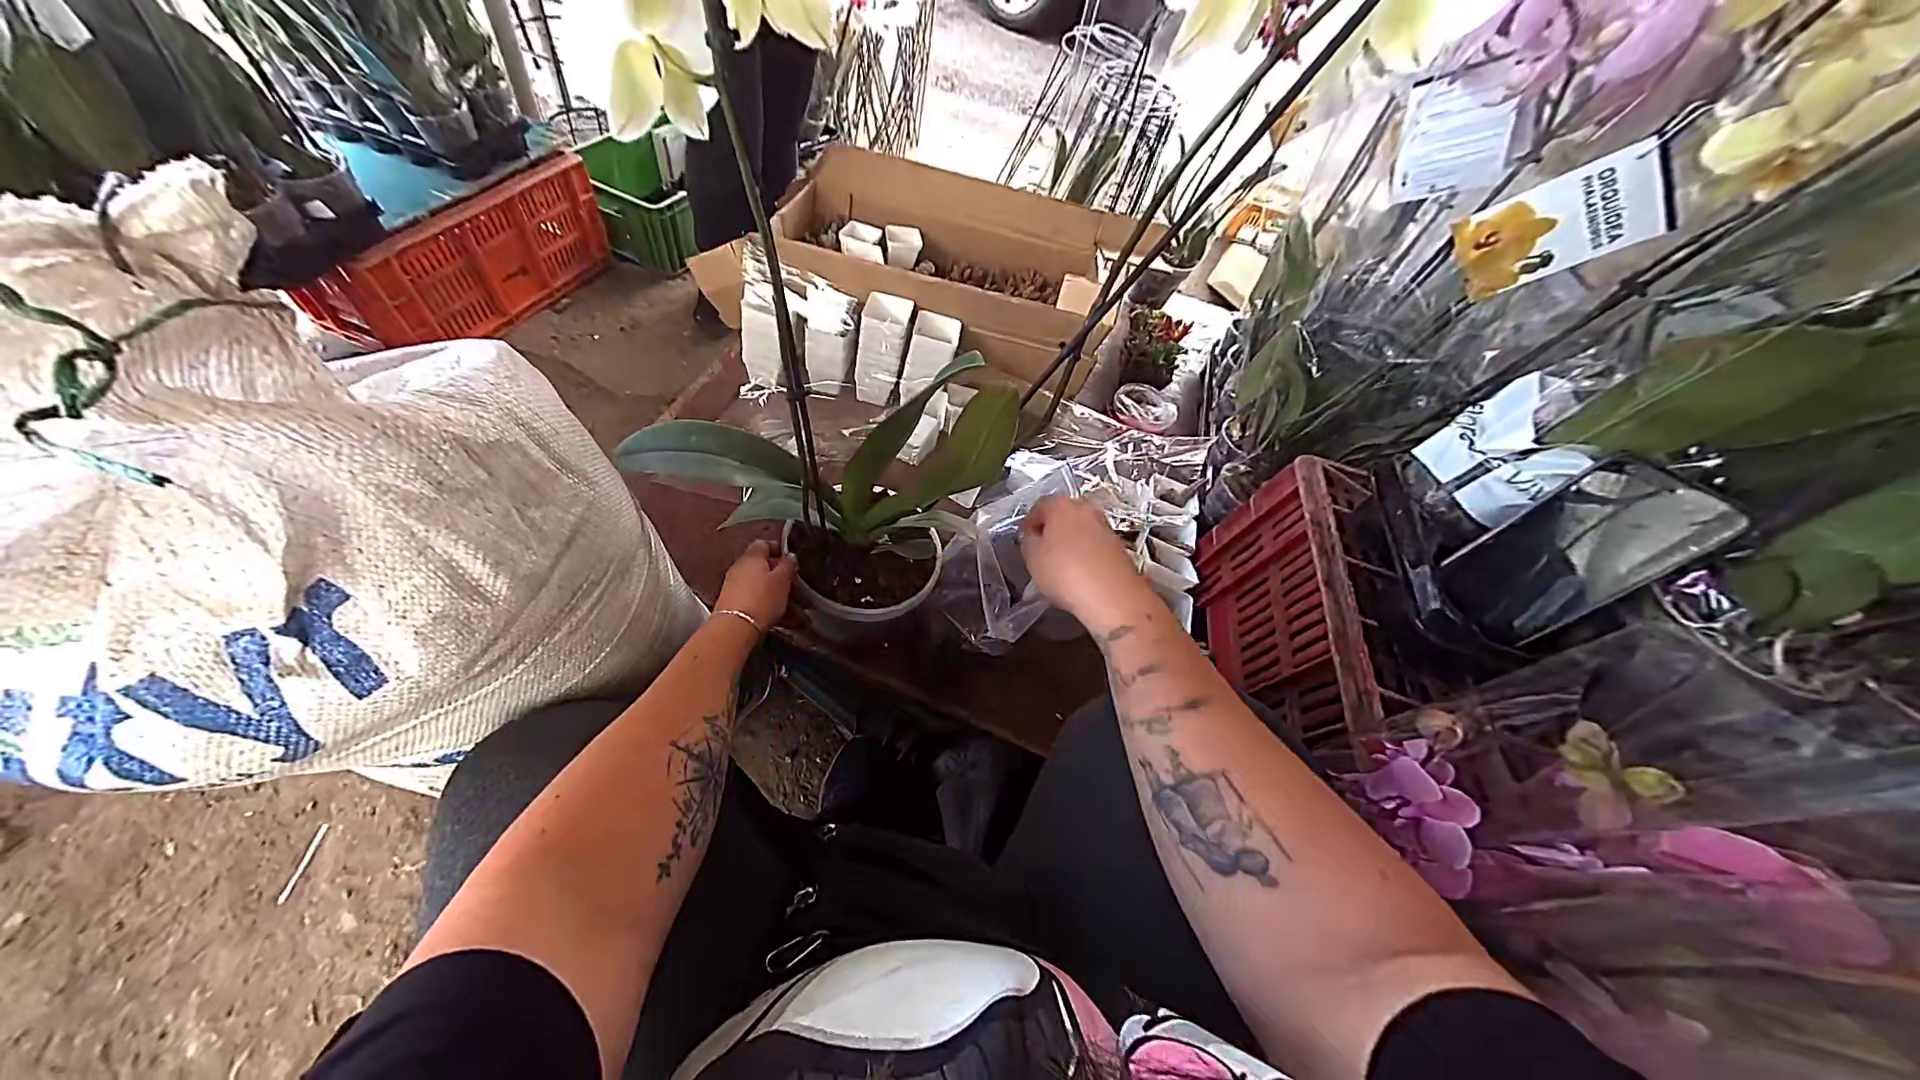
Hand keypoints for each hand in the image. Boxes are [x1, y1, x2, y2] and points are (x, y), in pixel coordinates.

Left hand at [715, 539, 797, 631]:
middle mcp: (740, 568)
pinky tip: (783, 619)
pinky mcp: (733, 604)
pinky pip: (756, 600)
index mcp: (752, 557)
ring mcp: (734, 586)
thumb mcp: (783, 580)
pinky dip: (769, 605)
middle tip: (797, 587)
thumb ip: (788, 565)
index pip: (764, 544)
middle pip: (763, 567)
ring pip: (761, 586)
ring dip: (778, 594)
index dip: (779, 549)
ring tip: (796, 610)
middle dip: (781, 577)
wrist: (736, 627)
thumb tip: (789, 556)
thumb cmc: (762, 598)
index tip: (791, 559)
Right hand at [1018, 496, 1150, 625]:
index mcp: (1062, 505)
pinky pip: (1094, 546)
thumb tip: (1033, 535)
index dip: (1028, 524)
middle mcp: (1086, 509)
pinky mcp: (1118, 547)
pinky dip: (1084, 555)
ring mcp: (1105, 527)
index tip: (1024, 541)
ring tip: (1059, 567)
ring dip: (1069, 544)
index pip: (1038, 506)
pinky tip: (1078, 574)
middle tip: (1040, 553)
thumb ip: (1028, 540)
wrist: (1112, 597)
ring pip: (1080, 531)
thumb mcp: (1031, 556)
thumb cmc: (1065, 573)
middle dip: (1050, 532)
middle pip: (1062, 516)